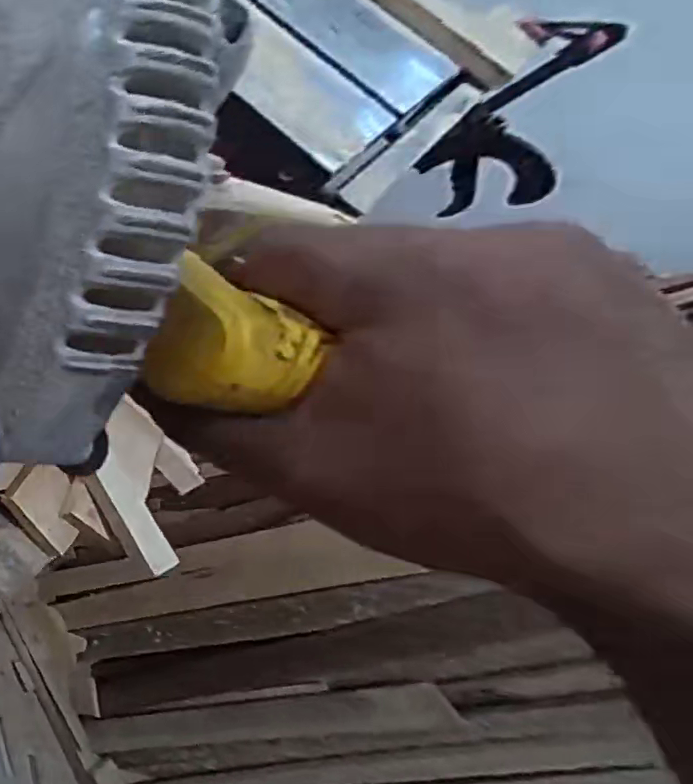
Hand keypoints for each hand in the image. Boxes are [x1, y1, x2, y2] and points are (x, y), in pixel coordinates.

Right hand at [151, 222, 692, 608]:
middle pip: (342, 253)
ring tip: (378, 377)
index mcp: (403, 276)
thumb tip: (144, 388)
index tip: (215, 343)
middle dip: (298, 305)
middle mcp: (487, 239)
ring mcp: (562, 251)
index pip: (268, 248)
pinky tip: (460, 371)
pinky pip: (483, 276)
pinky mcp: (611, 276)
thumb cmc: (455, 498)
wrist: (671, 544)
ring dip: (372, 307)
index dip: (223, 292)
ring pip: (413, 263)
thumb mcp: (297, 468)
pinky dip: (443, 312)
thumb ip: (203, 420)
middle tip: (291, 371)